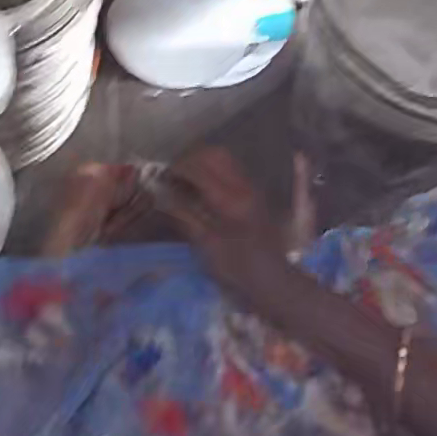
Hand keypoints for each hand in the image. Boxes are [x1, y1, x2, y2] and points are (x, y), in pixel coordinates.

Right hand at [156, 148, 298, 305]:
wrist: (274, 280)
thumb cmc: (238, 269)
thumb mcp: (207, 246)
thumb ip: (184, 216)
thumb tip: (162, 196)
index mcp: (231, 201)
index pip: (199, 170)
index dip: (178, 169)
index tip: (162, 177)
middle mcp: (243, 187)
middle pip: (214, 154)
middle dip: (190, 159)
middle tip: (174, 174)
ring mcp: (251, 188)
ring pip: (224, 157)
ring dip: (202, 161)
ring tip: (186, 177)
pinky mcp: (254, 192)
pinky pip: (230, 168)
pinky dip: (212, 168)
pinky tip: (202, 185)